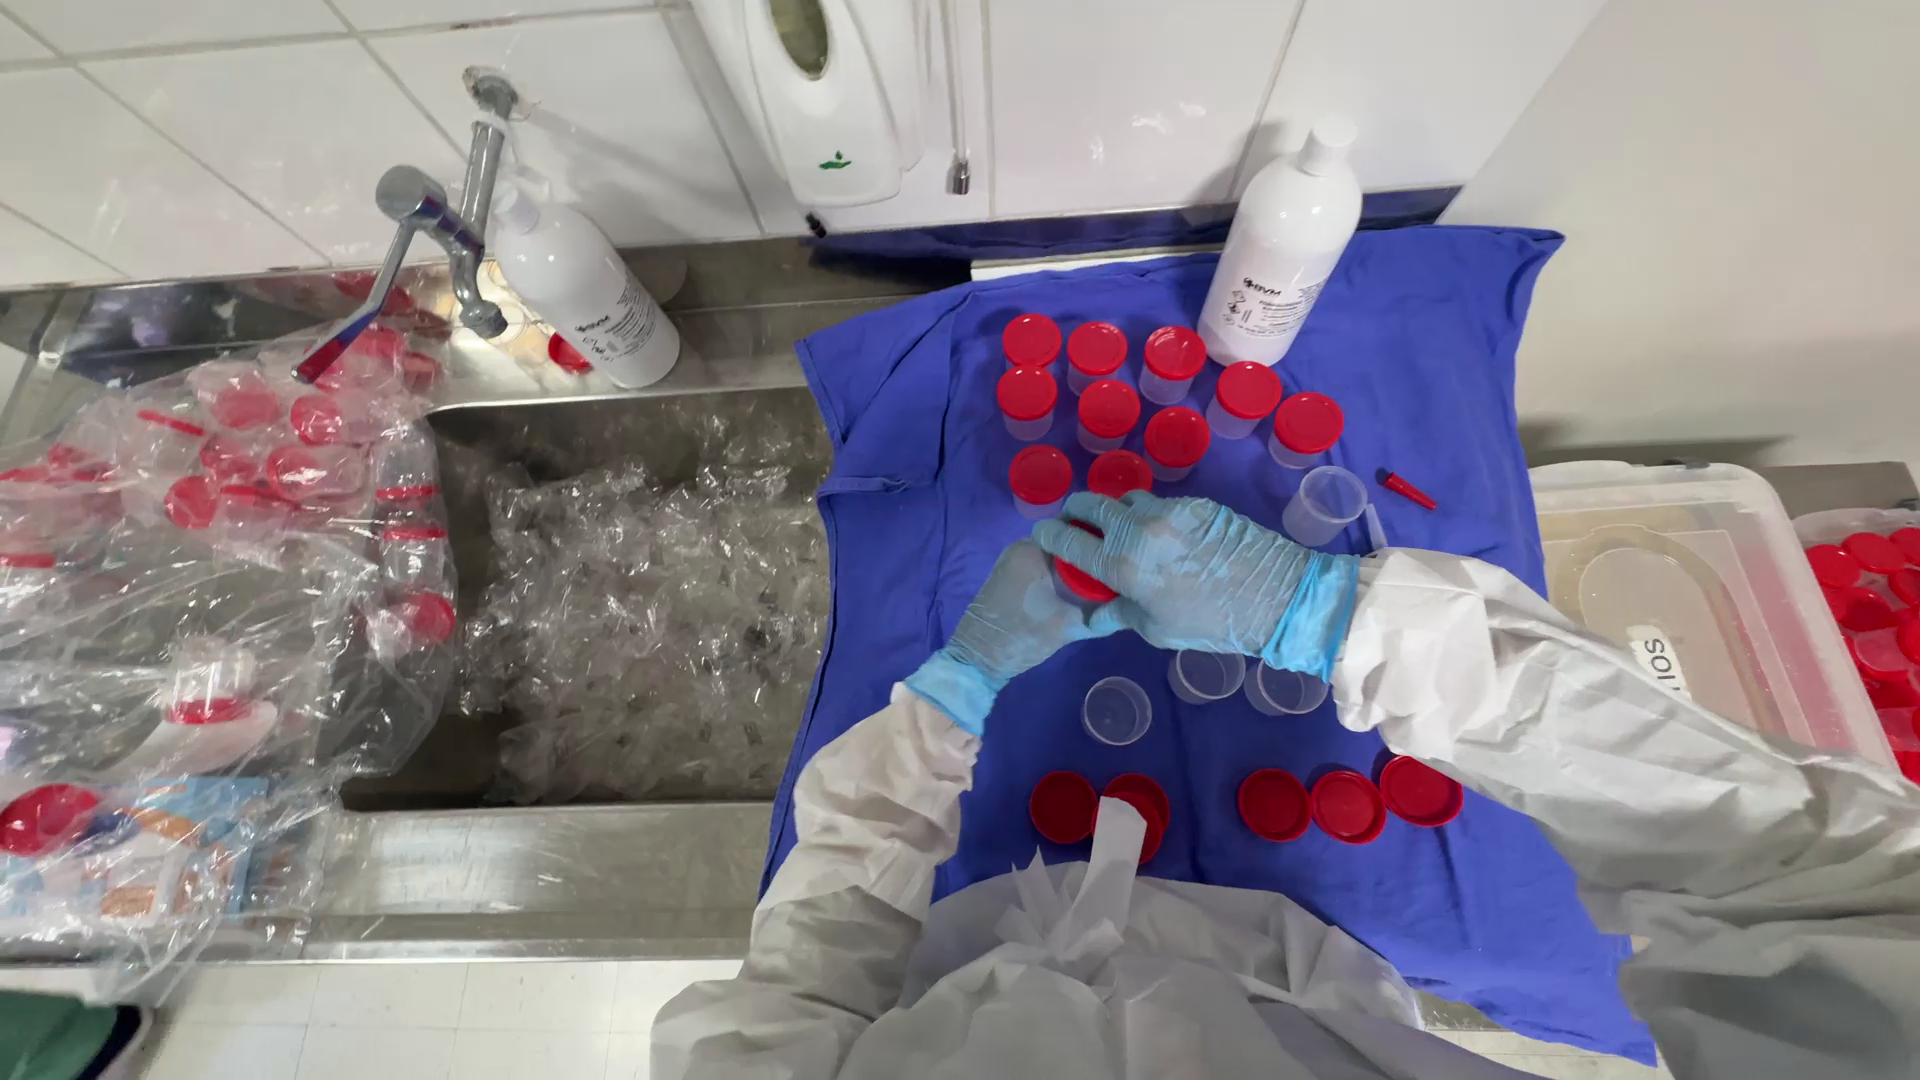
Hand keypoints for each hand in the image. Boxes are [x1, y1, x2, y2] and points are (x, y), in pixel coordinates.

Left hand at [904, 538, 1115, 734]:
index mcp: (1034, 549)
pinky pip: (1044, 566)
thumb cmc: (1022, 637)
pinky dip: (1061, 575)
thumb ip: (1101, 607)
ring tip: (1104, 581)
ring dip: (1077, 567)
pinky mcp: (1011, 575)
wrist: (979, 659)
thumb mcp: (1070, 624)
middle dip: (1091, 554)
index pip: (1078, 530)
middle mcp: (1022, 545)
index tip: (1124, 554)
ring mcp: (1014, 559)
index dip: (1102, 541)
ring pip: (1057, 555)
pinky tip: (1080, 590)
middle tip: (1118, 569)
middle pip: (1068, 541)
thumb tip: (1129, 597)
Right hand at [1031, 491, 1359, 676]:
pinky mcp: (1195, 503)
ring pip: (1124, 498)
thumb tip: (1095, 611)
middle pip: (1089, 503)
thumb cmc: (1212, 624)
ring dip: (1113, 510)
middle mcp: (1138, 531)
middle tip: (1075, 522)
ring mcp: (1168, 511)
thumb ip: (1118, 613)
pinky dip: (1147, 513)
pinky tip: (1158, 532)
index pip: (1068, 541)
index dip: (1048, 535)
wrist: (1279, 597)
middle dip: (1074, 511)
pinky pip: (1157, 502)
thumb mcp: (1157, 630)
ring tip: (1119, 528)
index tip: (1042, 535)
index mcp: (1123, 567)